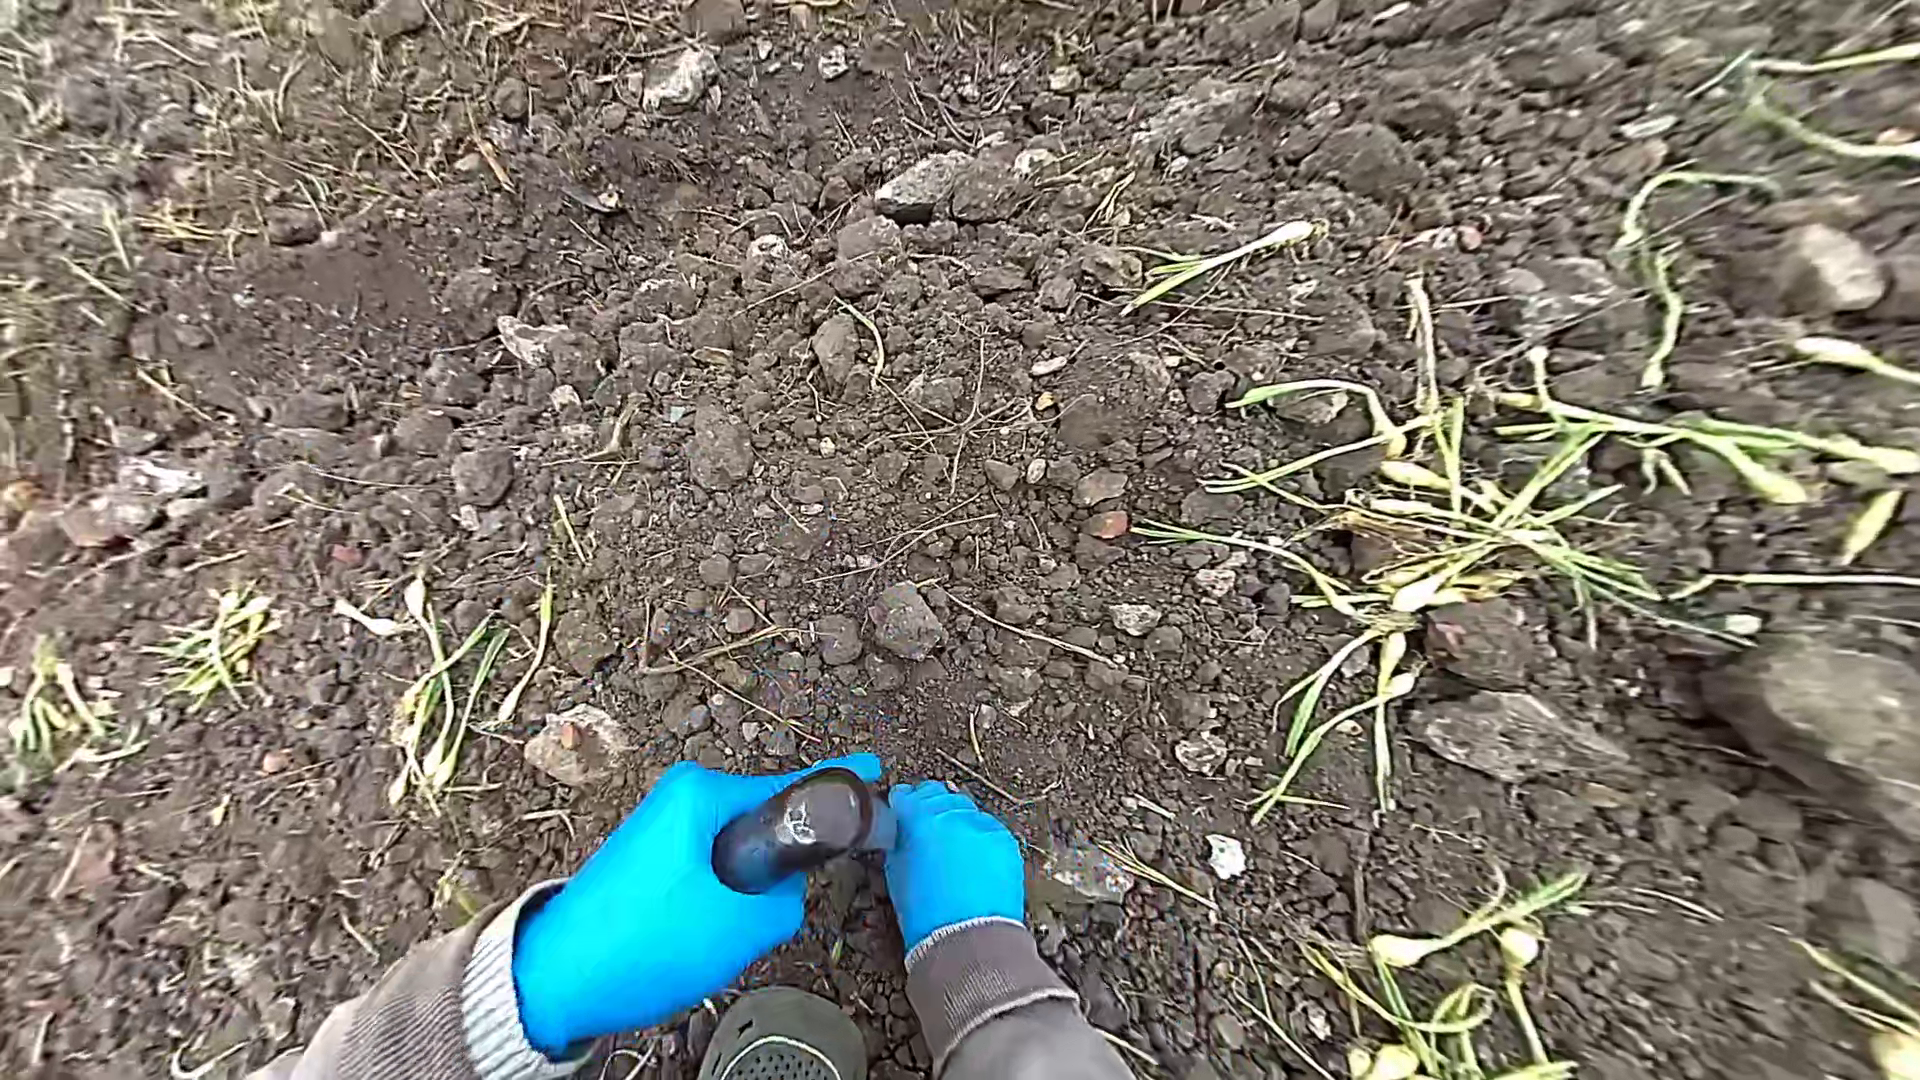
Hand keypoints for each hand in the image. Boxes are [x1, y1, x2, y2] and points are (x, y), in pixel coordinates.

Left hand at [512, 753, 883, 1055]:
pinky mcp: (651, 847)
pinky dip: (723, 882)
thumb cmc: (643, 942)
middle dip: (782, 853)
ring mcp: (663, 818)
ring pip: (735, 841)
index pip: (787, 784)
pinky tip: (714, 921)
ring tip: (739, 921)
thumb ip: (786, 904)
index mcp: (700, 792)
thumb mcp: (736, 930)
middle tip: (795, 888)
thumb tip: (788, 894)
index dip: (836, 783)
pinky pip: (708, 854)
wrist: (546, 985)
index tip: (872, 770)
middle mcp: (682, 792)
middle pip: (762, 816)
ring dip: (748, 876)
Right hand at [885, 781, 1025, 950]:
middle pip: (938, 796)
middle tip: (925, 825)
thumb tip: (901, 827)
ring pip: (964, 810)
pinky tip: (972, 860)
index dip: (903, 801)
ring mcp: (982, 827)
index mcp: (923, 822)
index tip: (902, 805)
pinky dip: (978, 838)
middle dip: (929, 807)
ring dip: (955, 822)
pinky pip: (987, 828)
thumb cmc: (928, 918)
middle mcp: (954, 817)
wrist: (969, 944)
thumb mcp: (897, 875)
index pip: (908, 795)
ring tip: (951, 848)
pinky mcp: (1004, 840)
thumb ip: (899, 840)